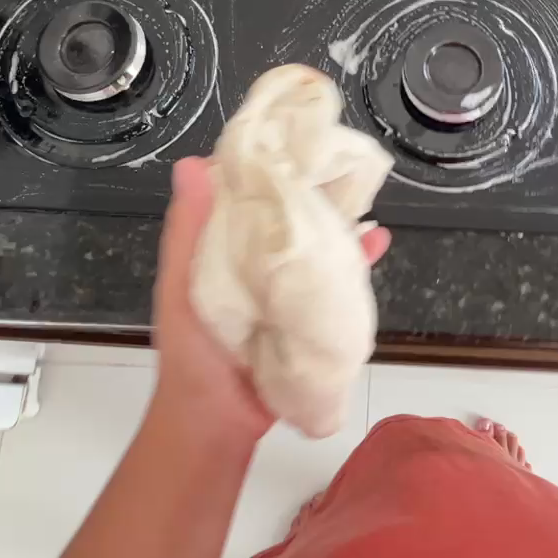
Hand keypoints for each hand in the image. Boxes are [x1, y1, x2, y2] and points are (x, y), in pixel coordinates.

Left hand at [150, 157, 390, 443]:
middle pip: (289, 213)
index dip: (268, 164)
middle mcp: (257, 258)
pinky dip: (357, 257)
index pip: (248, 193)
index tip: (292, 135)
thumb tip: (190, 164)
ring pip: (316, 241)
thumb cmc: (193, 351)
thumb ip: (187, 231)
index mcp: (223, 247)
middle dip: (313, 188)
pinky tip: (375, 241)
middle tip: (339, 158)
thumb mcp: (182, 285)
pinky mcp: (310, 309)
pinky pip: (336, 277)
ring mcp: (287, 284)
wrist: (220, 422)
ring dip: (339, 218)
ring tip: (363, 191)